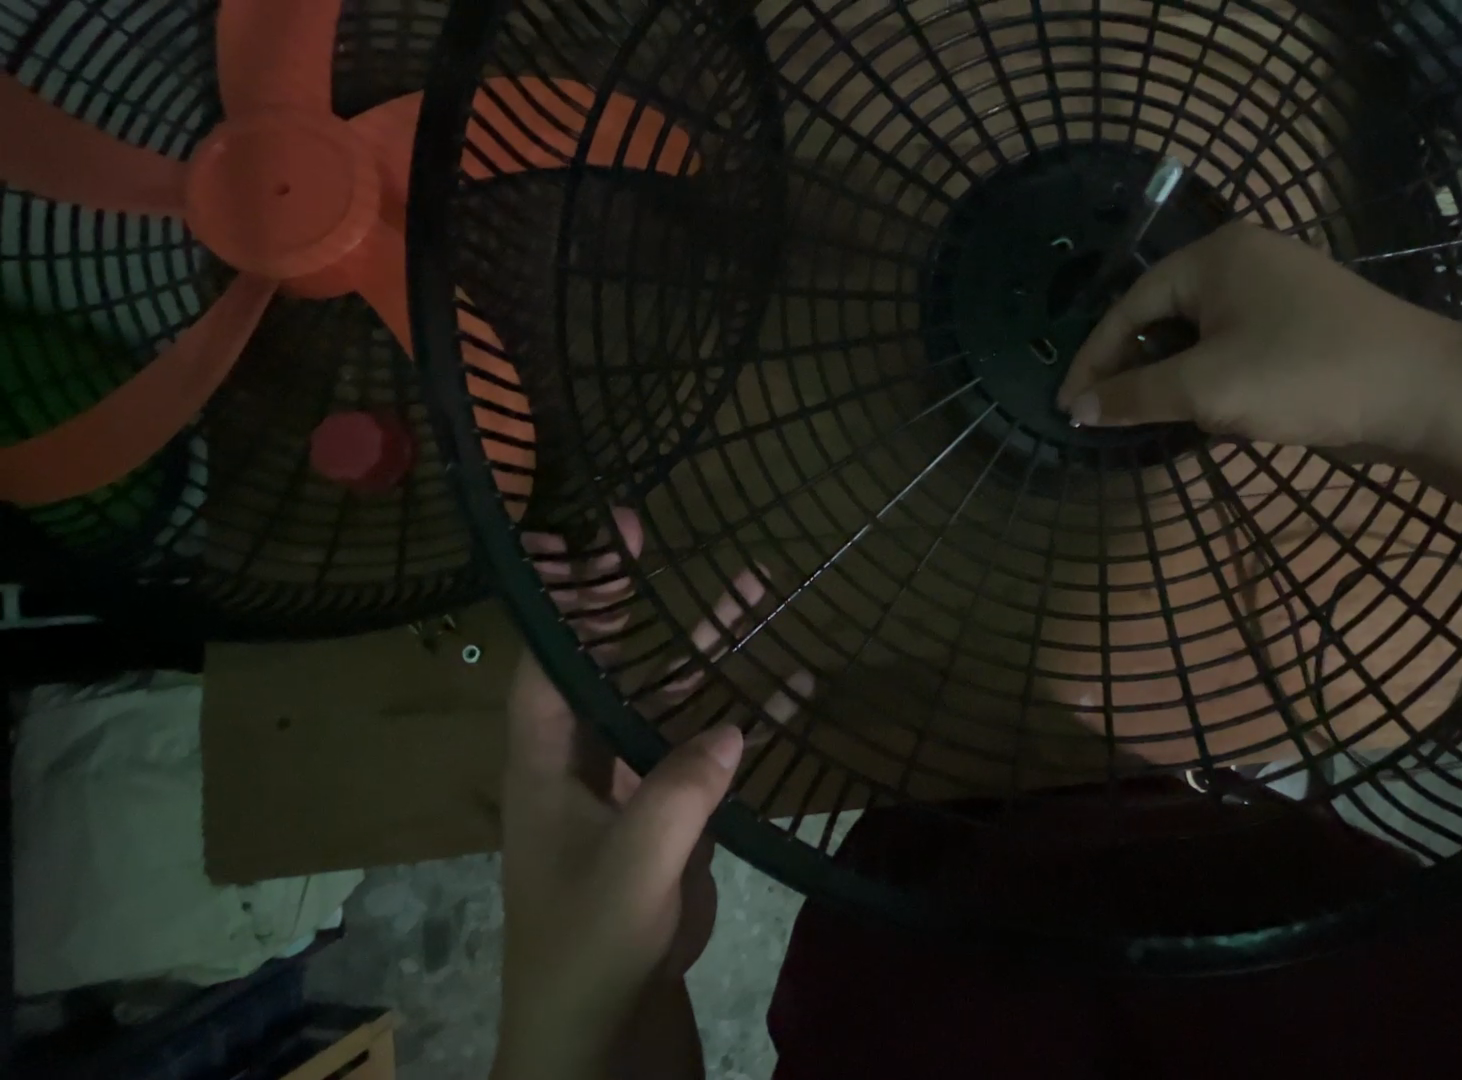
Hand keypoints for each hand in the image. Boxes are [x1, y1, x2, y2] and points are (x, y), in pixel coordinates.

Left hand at [494, 508, 807, 1079]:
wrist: (605, 1021)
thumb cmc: (590, 942)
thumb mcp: (633, 865)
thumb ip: (678, 791)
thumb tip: (735, 726)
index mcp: (549, 762)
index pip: (547, 663)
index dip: (567, 602)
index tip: (595, 543)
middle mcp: (588, 756)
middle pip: (613, 664)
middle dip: (637, 605)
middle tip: (657, 540)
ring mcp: (635, 780)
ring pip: (670, 697)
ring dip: (706, 650)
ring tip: (751, 592)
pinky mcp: (675, 807)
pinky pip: (712, 747)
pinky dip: (748, 715)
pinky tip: (789, 685)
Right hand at [1055, 223, 1461, 450]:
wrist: (1421, 393)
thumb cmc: (1304, 375)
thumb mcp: (1206, 388)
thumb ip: (1134, 395)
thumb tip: (1077, 409)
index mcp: (1215, 257)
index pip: (1129, 305)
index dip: (1093, 358)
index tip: (1068, 405)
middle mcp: (1239, 263)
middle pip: (1159, 317)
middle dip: (1128, 368)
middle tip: (1100, 415)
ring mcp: (1270, 294)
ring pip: (1192, 337)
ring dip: (1163, 378)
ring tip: (1138, 419)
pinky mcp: (1293, 328)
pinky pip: (1225, 350)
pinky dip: (1200, 380)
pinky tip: (1190, 413)